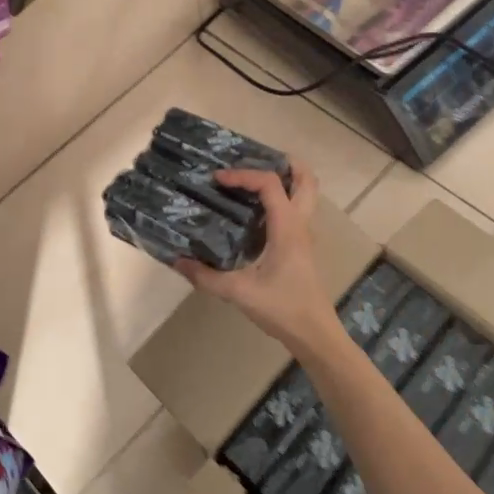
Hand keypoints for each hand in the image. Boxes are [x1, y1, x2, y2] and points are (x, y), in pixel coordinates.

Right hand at [174, 162, 336, 350]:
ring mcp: (304, 236)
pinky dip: (281, 199)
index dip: (243, 175)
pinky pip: (296, 211)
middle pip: (306, 180)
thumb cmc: (283, 308)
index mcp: (287, 228)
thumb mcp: (239, 293)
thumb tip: (177, 261)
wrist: (315, 335)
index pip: (270, 184)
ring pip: (306, 195)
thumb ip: (206, 277)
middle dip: (285, 164)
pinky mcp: (301, 248)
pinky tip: (254, 212)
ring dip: (285, 180)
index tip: (218, 180)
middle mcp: (300, 225)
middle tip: (255, 158)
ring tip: (252, 180)